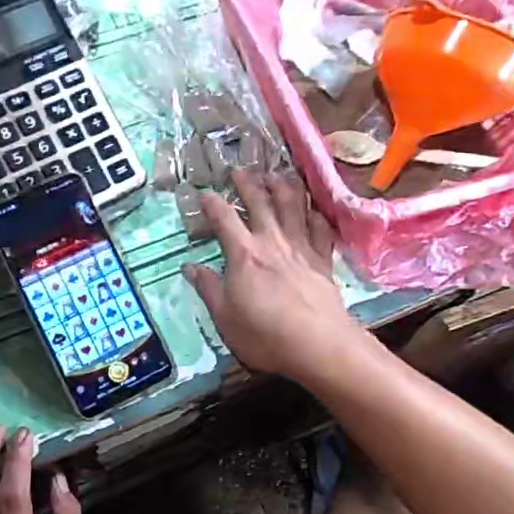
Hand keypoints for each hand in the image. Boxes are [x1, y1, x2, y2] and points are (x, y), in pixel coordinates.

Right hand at [183, 168, 362, 382]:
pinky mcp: (323, 260)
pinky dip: (315, 214)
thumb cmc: (264, 334)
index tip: (205, 192)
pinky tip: (313, 209)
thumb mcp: (224, 317)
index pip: (224, 219)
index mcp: (244, 254)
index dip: (212, 203)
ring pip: (293, 206)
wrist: (317, 344)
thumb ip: (208, 288)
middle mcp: (272, 241)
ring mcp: (301, 248)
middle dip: (248, 183)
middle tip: (240, 169)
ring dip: (283, 186)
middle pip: (260, 202)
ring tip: (277, 174)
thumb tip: (190, 267)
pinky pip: (320, 228)